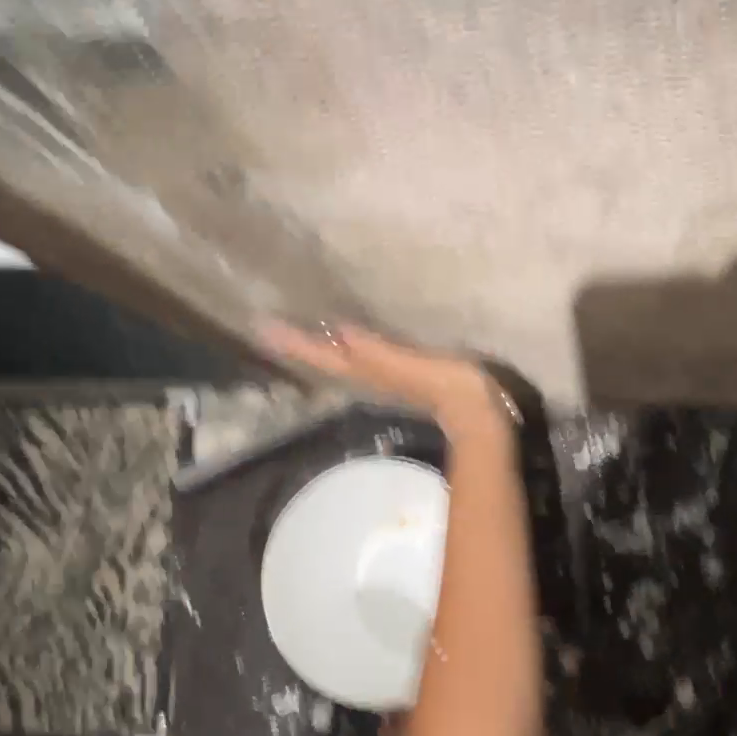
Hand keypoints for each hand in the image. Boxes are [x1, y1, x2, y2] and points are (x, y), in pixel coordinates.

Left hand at [262, 322, 506, 434]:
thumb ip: (375, 350)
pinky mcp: (398, 372)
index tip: (262, 327)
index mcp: (367, 372)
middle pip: (323, 359)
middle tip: (267, 325)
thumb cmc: (445, 383)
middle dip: (296, 344)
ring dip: (315, 346)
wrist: (475, 410)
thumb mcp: (408, 365)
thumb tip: (338, 331)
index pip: (321, 356)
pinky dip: (343, 346)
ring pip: (337, 359)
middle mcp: (367, 376)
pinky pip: (360, 356)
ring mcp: (382, 376)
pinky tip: (344, 336)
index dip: (294, 343)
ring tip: (295, 328)